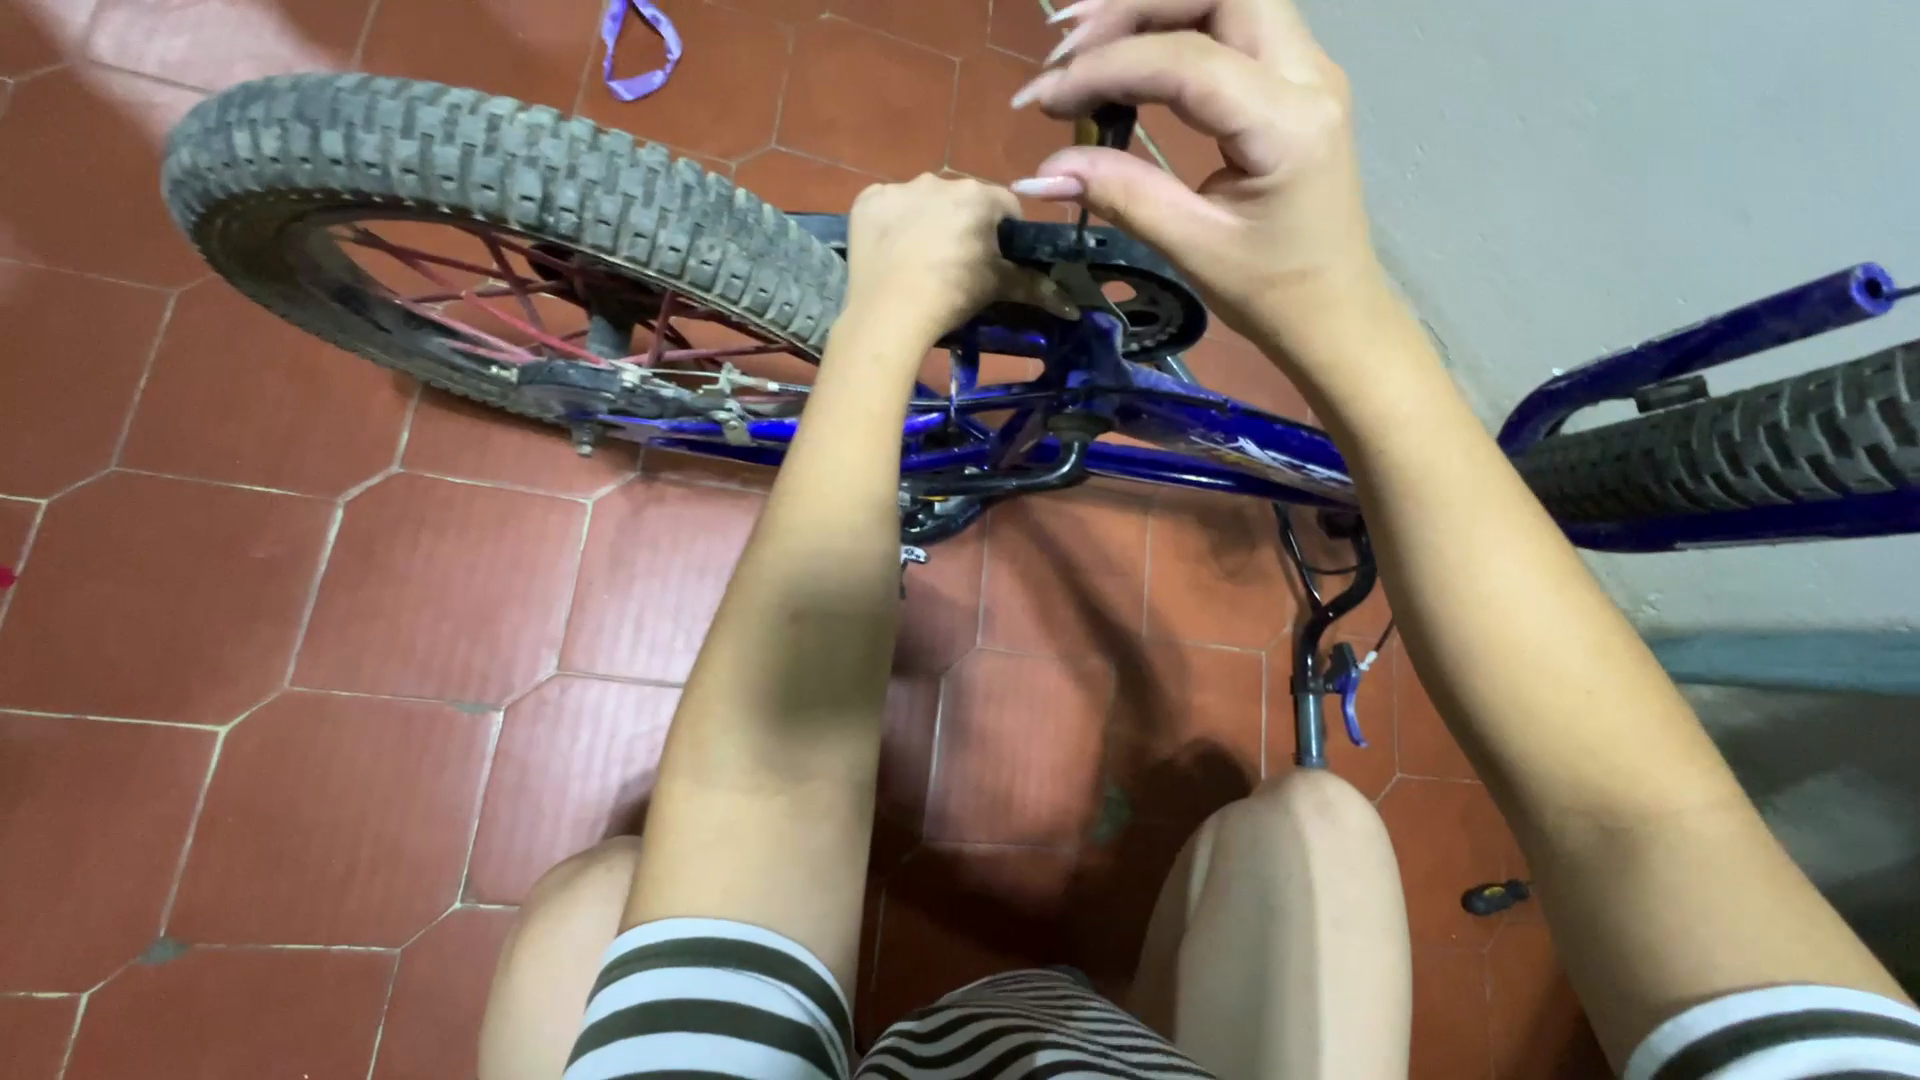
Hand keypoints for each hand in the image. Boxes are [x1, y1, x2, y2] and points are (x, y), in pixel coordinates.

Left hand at [842, 175, 1073, 343]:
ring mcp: (899, 188)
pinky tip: (891, 254)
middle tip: (955, 266)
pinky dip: (892, 225)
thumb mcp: (997, 288)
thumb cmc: (952, 296)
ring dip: (927, 222)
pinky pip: (887, 207)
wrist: (889, 314)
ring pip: (923, 202)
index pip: (1004, 207)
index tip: (994, 260)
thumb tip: (1073, 308)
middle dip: (964, 226)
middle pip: (962, 201)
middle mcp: (940, 180)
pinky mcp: (867, 200)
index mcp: (978, 195)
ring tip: (920, 262)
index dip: (1004, 234)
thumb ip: (1036, 287)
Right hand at [1009, 0, 1390, 368]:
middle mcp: (1308, 75)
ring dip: (1152, 9)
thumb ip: (1122, 196)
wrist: (1333, 309)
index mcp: (1288, 125)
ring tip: (1083, 43)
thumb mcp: (1193, 248)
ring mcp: (1306, 68)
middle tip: (1064, 49)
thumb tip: (1040, 174)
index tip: (1043, 100)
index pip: (1187, 62)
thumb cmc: (1271, 291)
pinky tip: (1128, 52)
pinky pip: (1231, 24)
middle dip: (1132, 8)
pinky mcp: (1292, 79)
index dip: (1106, 68)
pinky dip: (1173, 26)